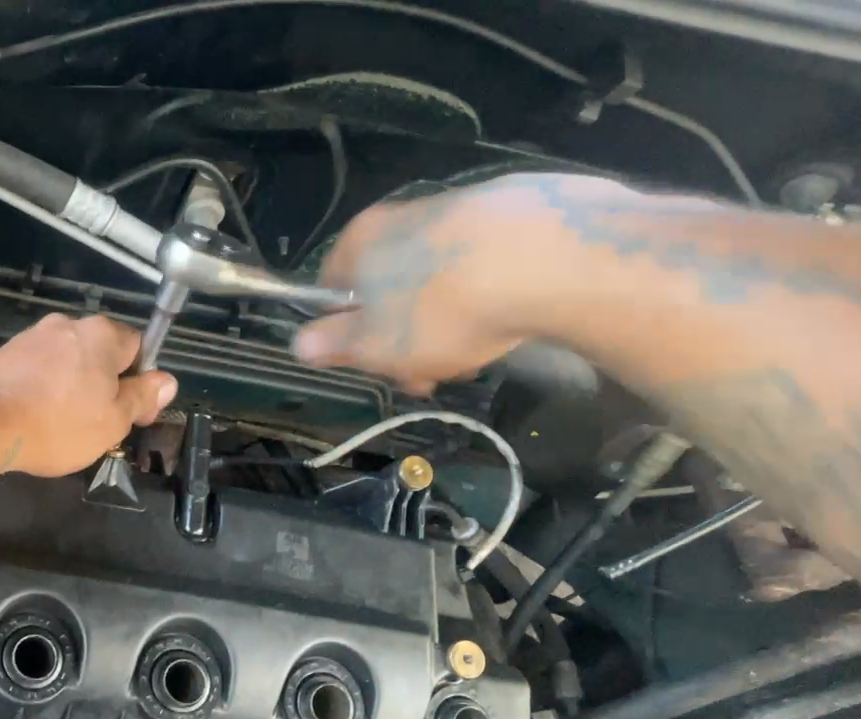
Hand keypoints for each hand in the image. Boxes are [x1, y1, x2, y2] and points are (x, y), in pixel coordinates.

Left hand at [0, 314, 177, 477]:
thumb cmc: (57, 425)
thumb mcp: (112, 422)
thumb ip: (141, 398)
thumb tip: (167, 381)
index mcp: (101, 334)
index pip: (138, 347)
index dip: (141, 382)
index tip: (134, 414)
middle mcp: (66, 325)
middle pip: (99, 354)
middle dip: (102, 385)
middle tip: (97, 425)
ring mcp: (30, 337)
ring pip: (65, 363)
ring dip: (70, 388)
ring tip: (60, 426)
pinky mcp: (2, 355)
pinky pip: (35, 372)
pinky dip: (40, 391)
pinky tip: (32, 418)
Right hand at [292, 174, 627, 394]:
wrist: (558, 260)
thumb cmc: (443, 311)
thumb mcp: (373, 346)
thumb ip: (330, 345)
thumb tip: (301, 342)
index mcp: (361, 240)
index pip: (332, 290)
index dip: (349, 335)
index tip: (377, 364)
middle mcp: (407, 212)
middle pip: (390, 286)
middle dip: (406, 335)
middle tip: (431, 372)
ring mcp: (466, 205)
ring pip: (440, 277)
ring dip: (450, 320)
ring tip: (478, 352)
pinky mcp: (523, 207)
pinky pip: (489, 261)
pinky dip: (492, 290)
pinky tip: (513, 316)